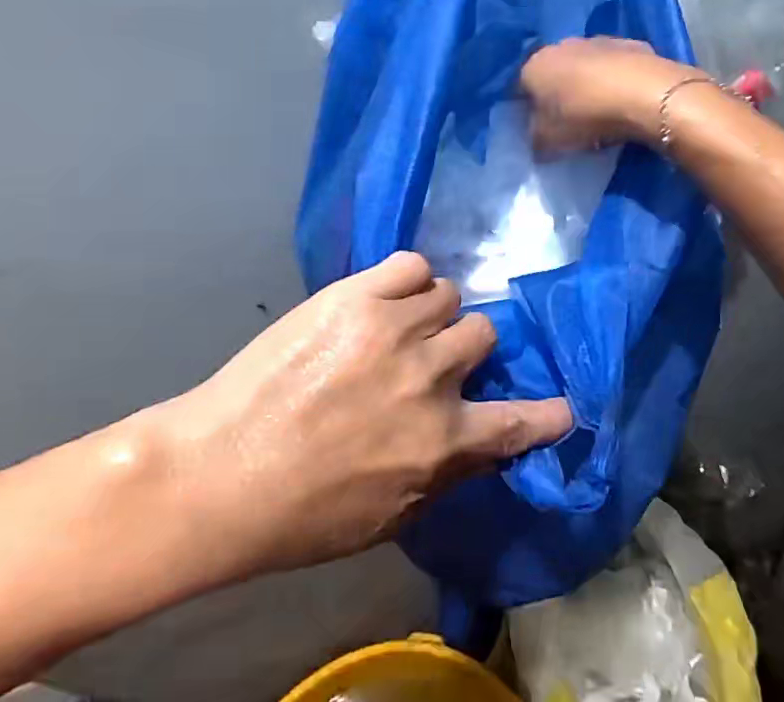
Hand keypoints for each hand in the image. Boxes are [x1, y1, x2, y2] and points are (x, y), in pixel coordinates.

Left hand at [157, 252, 571, 577]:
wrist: (218, 473)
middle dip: (464, 348)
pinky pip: (412, 265)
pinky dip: (407, 279)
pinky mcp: (356, 296)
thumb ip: (444, 472)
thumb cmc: (300, 515)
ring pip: (448, 295)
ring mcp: (395, 329)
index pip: (520, 420)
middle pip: (483, 333)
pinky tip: (386, 296)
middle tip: (433, 358)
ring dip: (431, 314)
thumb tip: (474, 440)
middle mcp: (432, 377)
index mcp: (444, 441)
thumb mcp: (389, 518)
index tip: (564, 405)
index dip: (548, 412)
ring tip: (398, 325)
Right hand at [519, 37, 701, 150]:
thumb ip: (536, 141)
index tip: (538, 128)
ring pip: (584, 65)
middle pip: (553, 72)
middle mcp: (560, 45)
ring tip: (600, 110)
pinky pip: (615, 65)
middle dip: (557, 93)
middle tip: (568, 120)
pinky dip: (616, 78)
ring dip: (587, 83)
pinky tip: (625, 99)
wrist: (645, 93)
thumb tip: (537, 142)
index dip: (527, 110)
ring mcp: (597, 40)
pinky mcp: (631, 43)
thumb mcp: (550, 142)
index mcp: (534, 66)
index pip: (520, 88)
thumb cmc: (585, 116)